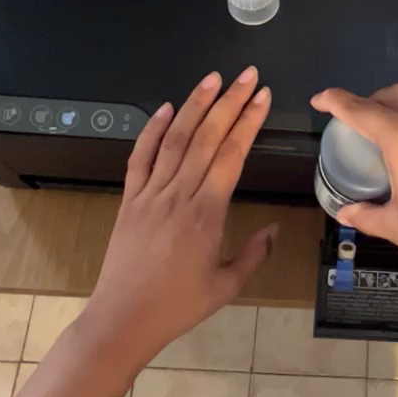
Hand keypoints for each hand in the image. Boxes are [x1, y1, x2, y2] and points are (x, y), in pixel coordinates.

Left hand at [77, 68, 277, 368]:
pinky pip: (141, 157)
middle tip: (248, 76)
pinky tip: (166, 108)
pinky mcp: (129, 199)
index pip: (232, 154)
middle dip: (230, 102)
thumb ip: (255, 254)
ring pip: (176, 139)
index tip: (263, 97)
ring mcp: (150, 194)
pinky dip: (152, 130)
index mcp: (207, 214)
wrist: (122, 320)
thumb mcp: (227, 285)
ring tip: (213, 79)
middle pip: (207, 137)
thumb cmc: (178, 306)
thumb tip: (274, 228)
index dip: (249, 121)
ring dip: (195, 105)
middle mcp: (179, 195)